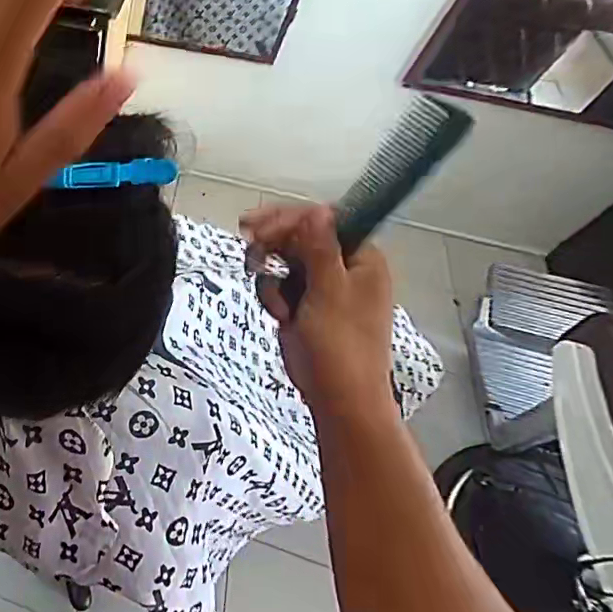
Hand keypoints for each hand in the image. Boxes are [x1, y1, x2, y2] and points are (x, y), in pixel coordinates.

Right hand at [242, 204, 394, 417]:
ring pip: (287, 261)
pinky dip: (274, 296)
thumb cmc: (342, 348)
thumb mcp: (329, 291)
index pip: (325, 220)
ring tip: (276, 301)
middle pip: (303, 237)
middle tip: (250, 244)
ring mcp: (324, 288)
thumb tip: (317, 210)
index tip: (259, 225)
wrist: (339, 400)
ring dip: (274, 275)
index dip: (291, 219)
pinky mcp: (306, 307)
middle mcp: (345, 268)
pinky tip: (279, 315)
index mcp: (362, 259)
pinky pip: (283, 286)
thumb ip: (320, 247)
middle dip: (276, 244)